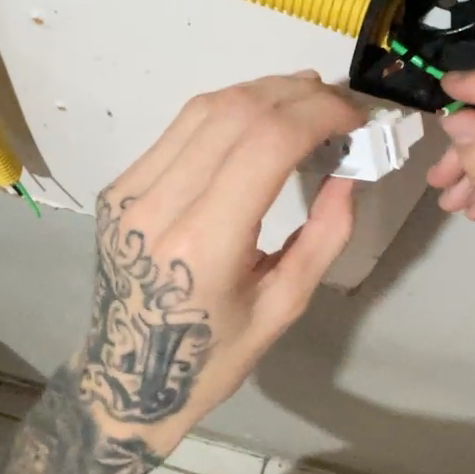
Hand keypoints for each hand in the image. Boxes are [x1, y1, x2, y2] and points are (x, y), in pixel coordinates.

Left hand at [79, 73, 362, 441]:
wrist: (124, 382)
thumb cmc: (213, 358)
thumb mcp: (283, 307)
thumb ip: (325, 235)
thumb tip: (350, 172)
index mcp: (204, 246)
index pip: (267, 142)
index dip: (320, 114)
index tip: (356, 119)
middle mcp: (158, 206)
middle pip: (235, 112)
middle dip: (298, 95)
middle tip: (339, 105)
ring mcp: (129, 192)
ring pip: (204, 108)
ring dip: (262, 92)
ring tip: (306, 99)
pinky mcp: (118, 187)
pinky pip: (180, 129)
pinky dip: (228, 112)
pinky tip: (258, 120)